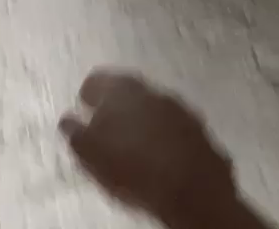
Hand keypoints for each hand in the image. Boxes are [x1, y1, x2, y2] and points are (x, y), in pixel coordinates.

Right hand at [61, 70, 238, 227]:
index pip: (98, 78)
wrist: (195, 199)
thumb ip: (73, 130)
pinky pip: (182, 136)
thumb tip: (68, 120)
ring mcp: (186, 116)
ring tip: (138, 148)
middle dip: (120, 107)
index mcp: (123, 87)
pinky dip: (171, 143)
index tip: (84, 108)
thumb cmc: (131, 167)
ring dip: (148, 125)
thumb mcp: (87, 151)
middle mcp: (155, 92)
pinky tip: (165, 162)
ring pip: (159, 113)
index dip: (88, 93)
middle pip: (131, 94)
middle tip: (110, 128)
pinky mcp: (209, 142)